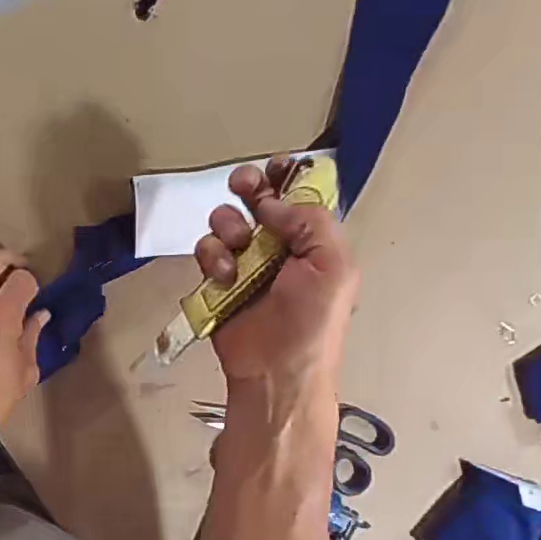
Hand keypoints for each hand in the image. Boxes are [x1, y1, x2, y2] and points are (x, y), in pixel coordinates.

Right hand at [193, 156, 359, 385]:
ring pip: (226, 221)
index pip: (298, 195)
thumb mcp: (334, 265)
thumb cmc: (313, 321)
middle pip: (256, 199)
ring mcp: (245, 263)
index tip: (274, 167)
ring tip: (238, 247)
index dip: (285, 176)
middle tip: (242, 185)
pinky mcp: (216, 281)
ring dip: (229, 226)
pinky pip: (206, 251)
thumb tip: (272, 202)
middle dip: (248, 186)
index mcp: (313, 240)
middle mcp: (279, 246)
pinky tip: (224, 276)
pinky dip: (212, 257)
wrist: (276, 371)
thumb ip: (311, 221)